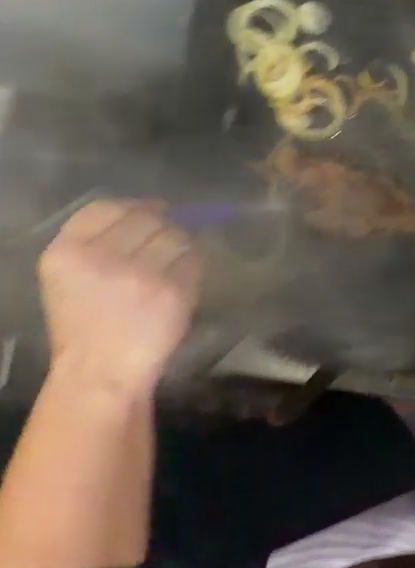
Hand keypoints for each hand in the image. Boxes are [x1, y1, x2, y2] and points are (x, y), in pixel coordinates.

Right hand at [38, 199, 203, 392]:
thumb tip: (149, 211)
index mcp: (65, 253)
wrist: (101, 364)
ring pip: (177, 236)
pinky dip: (195, 261)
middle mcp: (101, 257)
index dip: (137, 204)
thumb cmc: (85, 320)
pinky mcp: (174, 288)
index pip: (106, 208)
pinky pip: (195, 260)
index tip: (155, 207)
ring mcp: (141, 273)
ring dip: (184, 241)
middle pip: (148, 218)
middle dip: (166, 222)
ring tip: (176, 256)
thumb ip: (97, 243)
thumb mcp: (69, 276)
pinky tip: (185, 274)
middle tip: (172, 233)